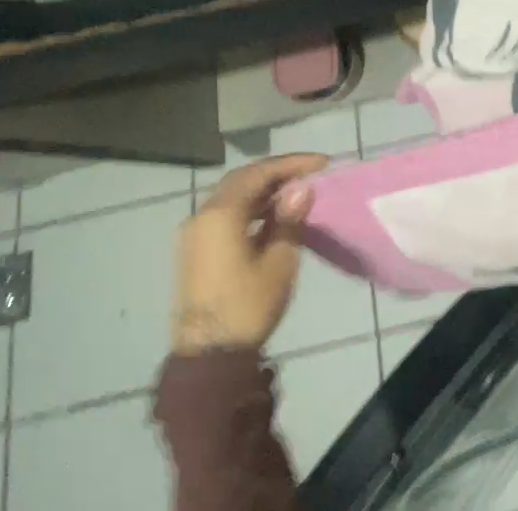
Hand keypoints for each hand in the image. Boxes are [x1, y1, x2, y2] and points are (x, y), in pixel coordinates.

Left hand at [171, 154, 330, 354]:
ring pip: (231, 197)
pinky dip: (250, 207)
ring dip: (263, 189)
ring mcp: (195, 234)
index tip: (322, 163)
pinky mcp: (196, 251)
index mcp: (220, 215)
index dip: (291, 164)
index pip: (258, 174)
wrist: (209, 354)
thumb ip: (288, 220)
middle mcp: (202, 217)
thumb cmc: (248, 304)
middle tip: (310, 173)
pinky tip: (274, 214)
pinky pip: (225, 215)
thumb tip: (300, 190)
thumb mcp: (279, 260)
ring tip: (297, 191)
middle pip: (241, 180)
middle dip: (276, 172)